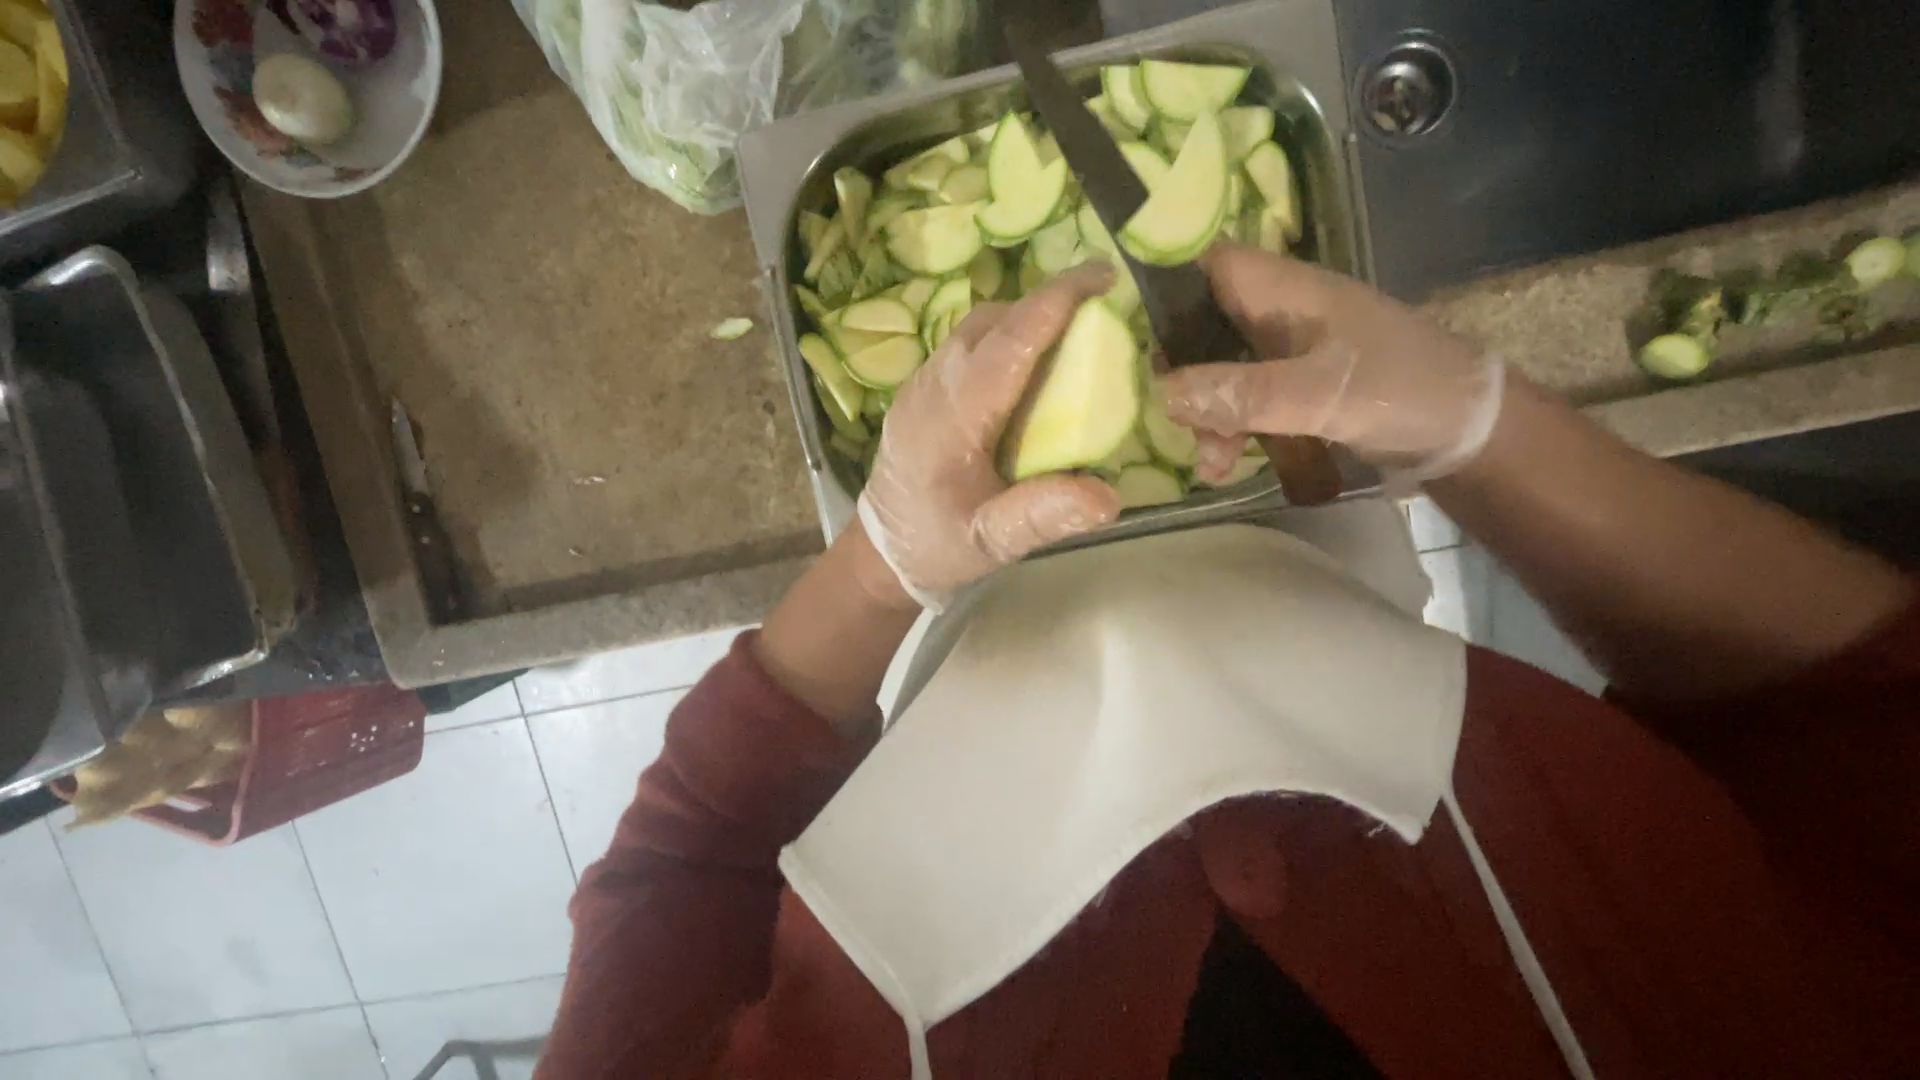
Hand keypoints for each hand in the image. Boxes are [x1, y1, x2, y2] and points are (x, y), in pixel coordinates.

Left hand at [857, 263, 1123, 609]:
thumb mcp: (990, 544)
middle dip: (1046, 304)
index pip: (1008, 342)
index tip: (1104, 276)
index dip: (1056, 303)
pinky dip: (1005, 338)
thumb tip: (1107, 496)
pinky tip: (1031, 368)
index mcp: (949, 419)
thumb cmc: (937, 548)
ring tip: (1073, 335)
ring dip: (1024, 319)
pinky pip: (966, 346)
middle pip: (990, 322)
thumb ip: (1040, 518)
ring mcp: (920, 385)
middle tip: (1101, 309)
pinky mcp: (920, 391)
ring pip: (975, 329)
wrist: (882, 553)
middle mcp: (930, 388)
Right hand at [1164, 244, 1505, 487]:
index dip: (1165, 287)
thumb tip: (1161, 395)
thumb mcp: (1317, 393)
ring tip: (1208, 463)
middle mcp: (1280, 312)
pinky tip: (1222, 466)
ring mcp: (1288, 351)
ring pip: (1220, 369)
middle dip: (1180, 373)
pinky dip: (1229, 427)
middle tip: (1167, 415)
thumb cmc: (1400, 390)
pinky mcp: (1298, 386)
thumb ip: (1240, 393)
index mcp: (1285, 291)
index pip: (1208, 264)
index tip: (1130, 333)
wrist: (1470, 432)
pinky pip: (1244, 398)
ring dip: (1205, 413)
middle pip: (1203, 325)